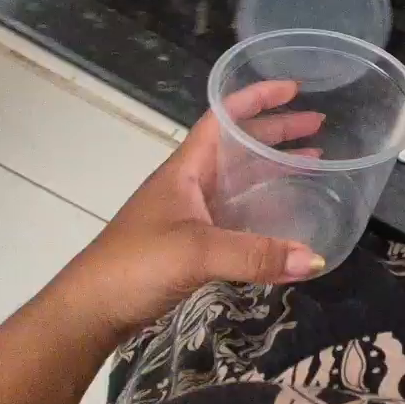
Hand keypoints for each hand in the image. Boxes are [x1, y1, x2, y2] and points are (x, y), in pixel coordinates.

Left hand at [43, 80, 326, 340]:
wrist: (85, 314)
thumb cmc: (133, 264)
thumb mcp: (196, 252)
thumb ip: (256, 254)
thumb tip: (315, 258)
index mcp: (187, 167)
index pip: (225, 117)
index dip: (258, 97)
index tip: (294, 89)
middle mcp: (192, 182)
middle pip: (240, 144)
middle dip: (278, 130)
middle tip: (319, 125)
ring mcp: (192, 213)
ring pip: (242, 177)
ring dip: (275, 166)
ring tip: (314, 161)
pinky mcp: (194, 242)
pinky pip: (239, 211)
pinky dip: (266, 204)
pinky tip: (288, 214)